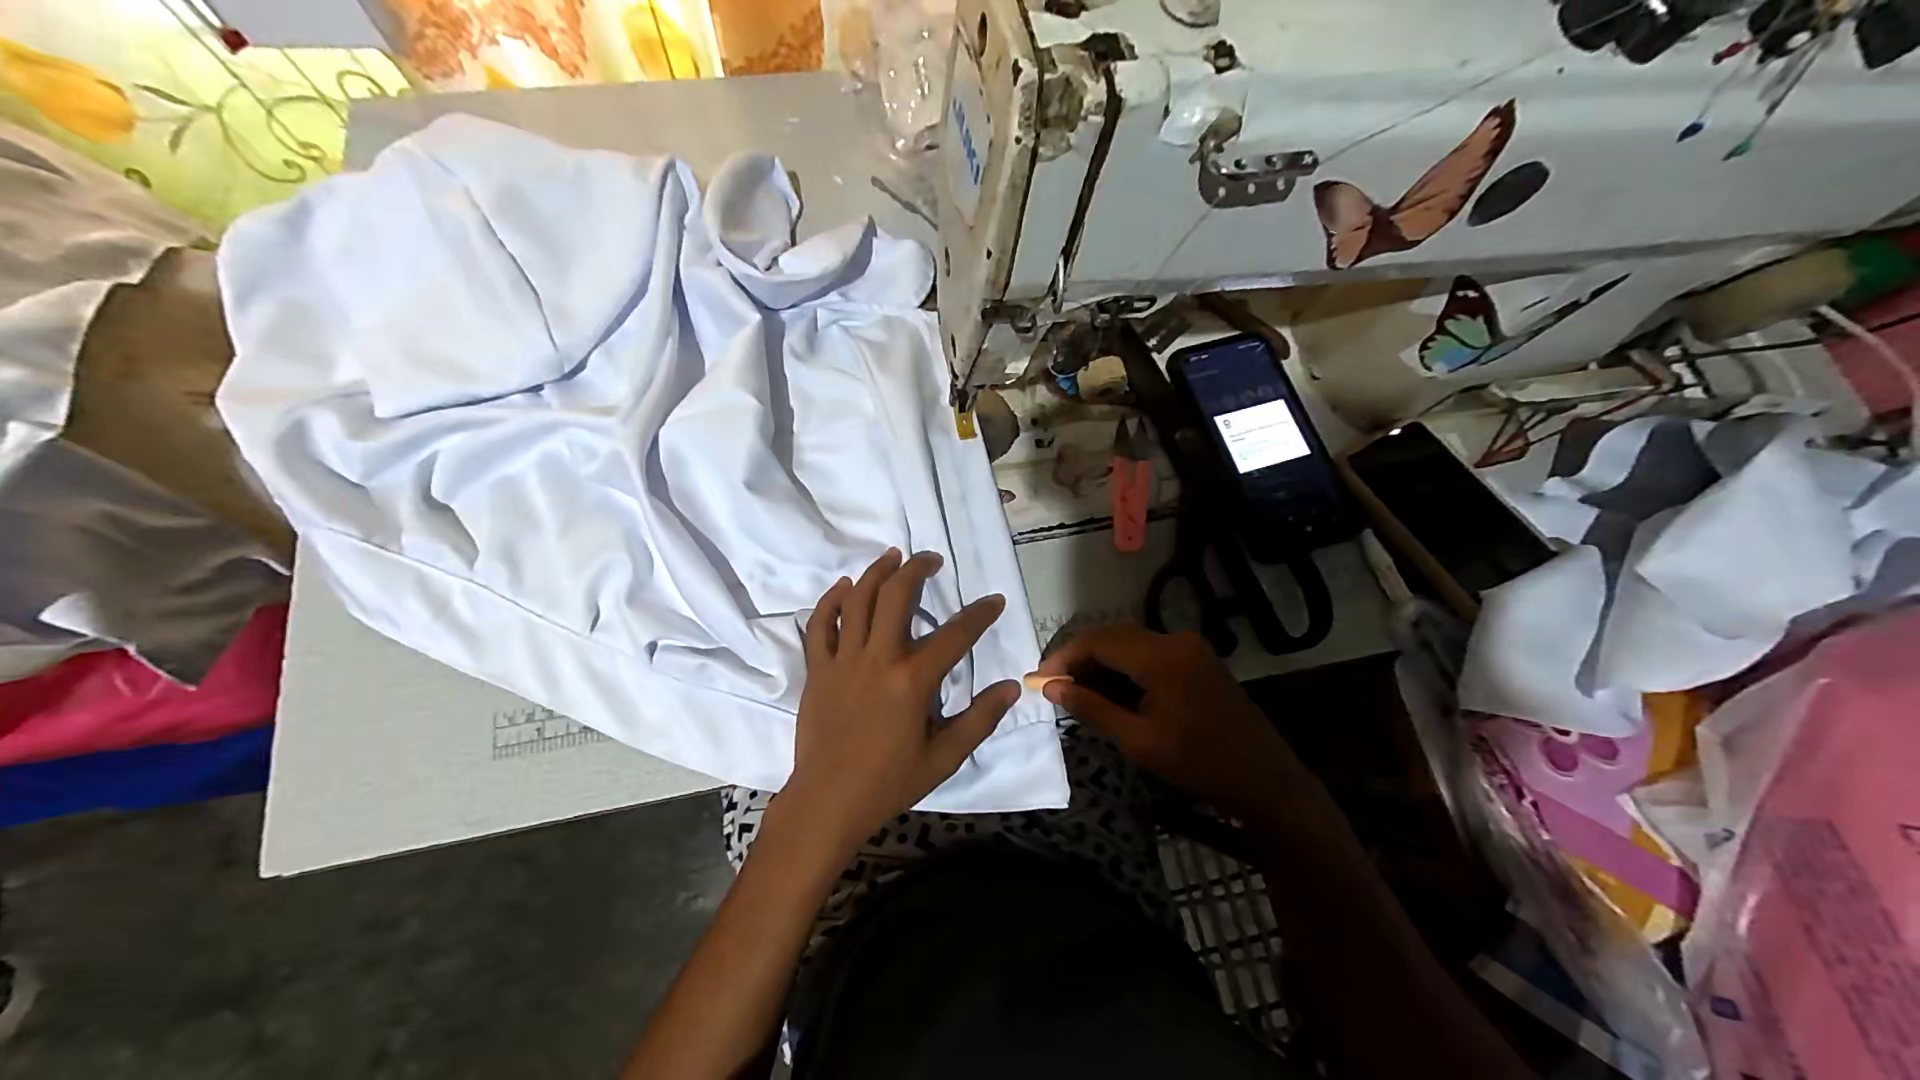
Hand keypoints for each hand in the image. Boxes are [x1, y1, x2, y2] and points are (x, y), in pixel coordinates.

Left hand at [779, 548, 1019, 852]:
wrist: (828, 801)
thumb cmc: (889, 782)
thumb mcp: (944, 757)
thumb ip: (980, 720)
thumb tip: (1012, 688)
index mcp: (912, 680)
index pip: (955, 635)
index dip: (980, 614)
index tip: (994, 600)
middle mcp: (877, 658)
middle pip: (896, 596)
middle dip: (917, 569)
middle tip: (931, 559)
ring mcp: (842, 660)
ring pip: (857, 600)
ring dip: (876, 572)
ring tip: (892, 556)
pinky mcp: (817, 669)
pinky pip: (819, 624)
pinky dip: (830, 600)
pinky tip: (843, 587)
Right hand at [1036, 624, 1296, 815]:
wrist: (1265, 780)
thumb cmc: (1199, 764)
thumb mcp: (1139, 741)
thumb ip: (1092, 708)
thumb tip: (1051, 687)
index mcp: (1162, 657)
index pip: (1099, 641)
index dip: (1065, 656)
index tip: (1040, 679)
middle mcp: (1176, 640)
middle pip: (1114, 636)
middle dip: (1080, 658)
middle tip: (1054, 686)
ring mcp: (1190, 648)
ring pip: (1130, 643)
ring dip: (1101, 662)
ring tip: (1076, 691)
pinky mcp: (1197, 659)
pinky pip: (1149, 653)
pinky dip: (1124, 667)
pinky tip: (1110, 691)